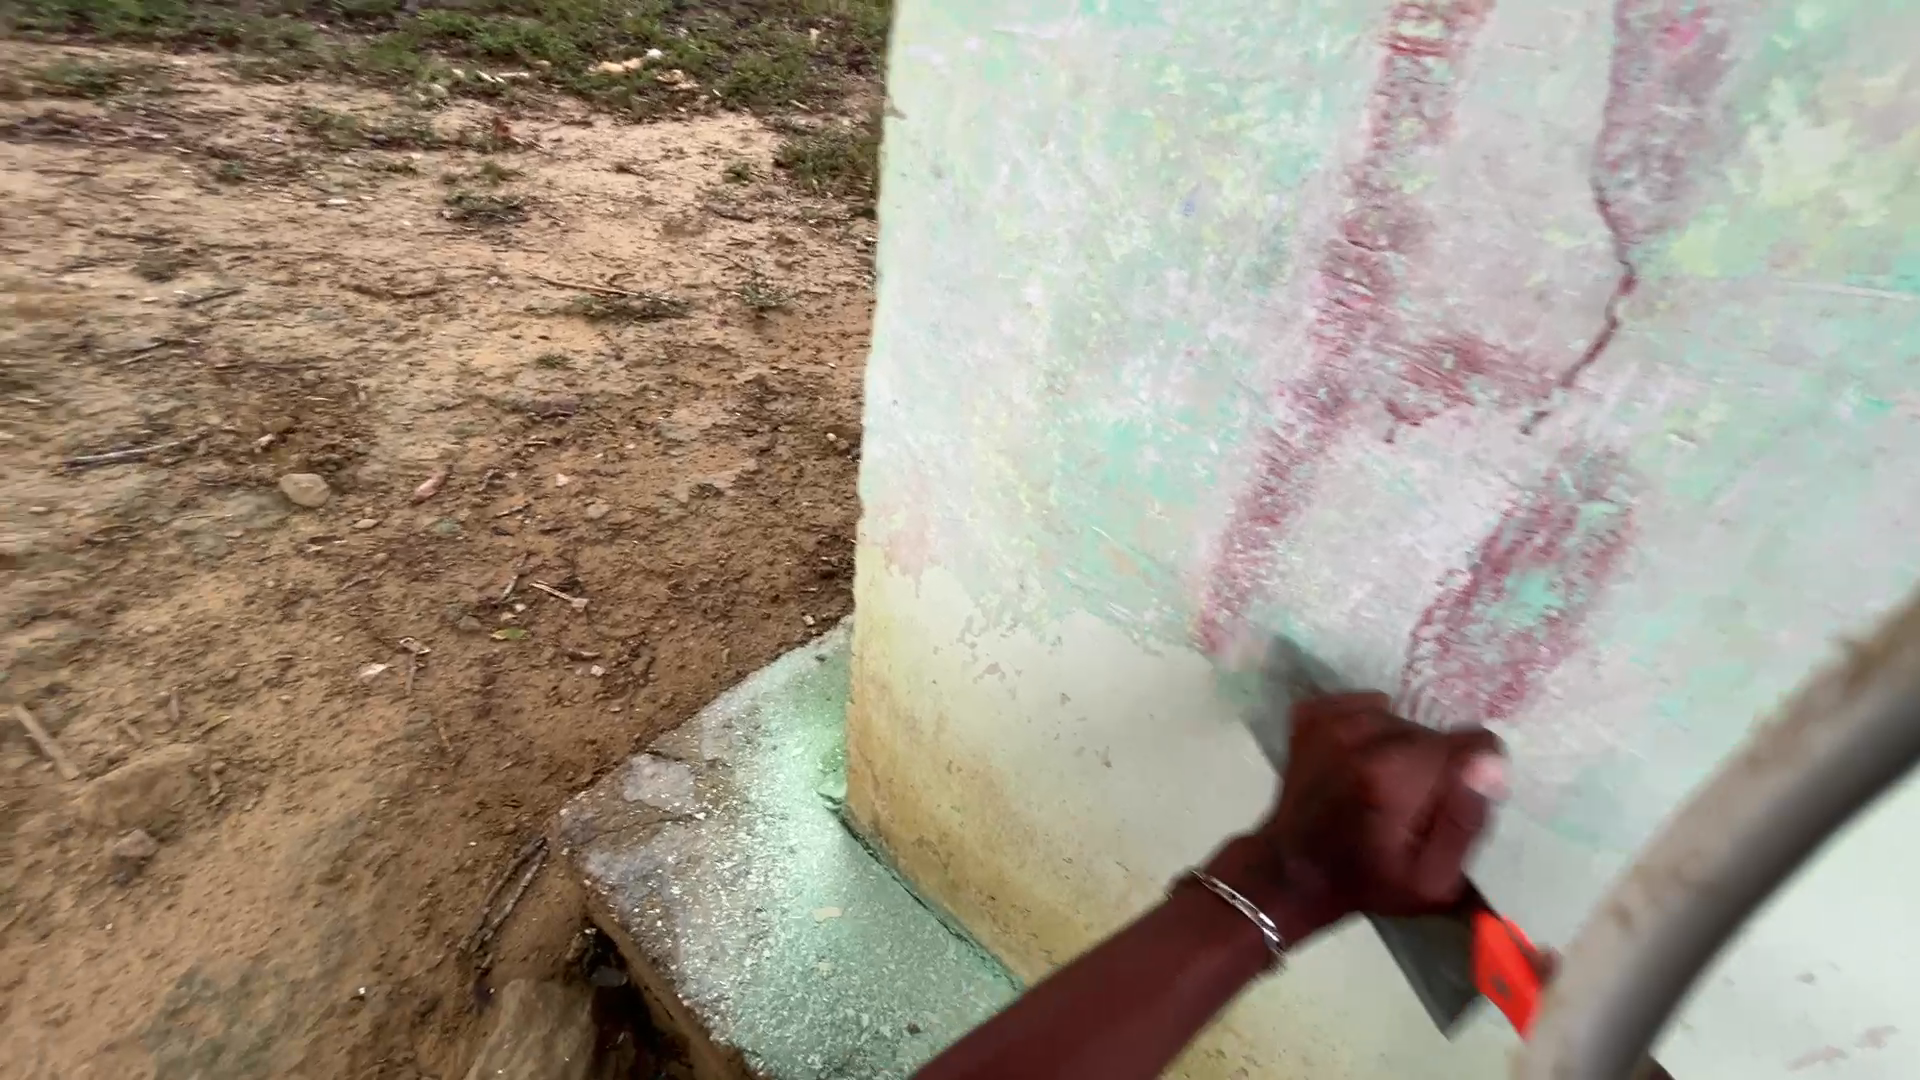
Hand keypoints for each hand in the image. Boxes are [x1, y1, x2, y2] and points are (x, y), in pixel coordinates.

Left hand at [1208, 692, 1505, 933]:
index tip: (1459, 794)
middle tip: (1415, 799)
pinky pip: (1357, 702)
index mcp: (1393, 777)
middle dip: (1435, 760)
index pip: (1470, 742)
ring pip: (1394, 715)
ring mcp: (1327, 723)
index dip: (1477, 768)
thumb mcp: (1434, 878)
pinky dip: (1367, 720)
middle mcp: (1359, 739)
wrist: (1295, 868)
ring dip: (1400, 742)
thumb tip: (1487, 762)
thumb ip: (1466, 819)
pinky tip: (1362, 751)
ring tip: (1385, 778)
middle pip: (1429, 731)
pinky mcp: (1307, 717)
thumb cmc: (1370, 879)